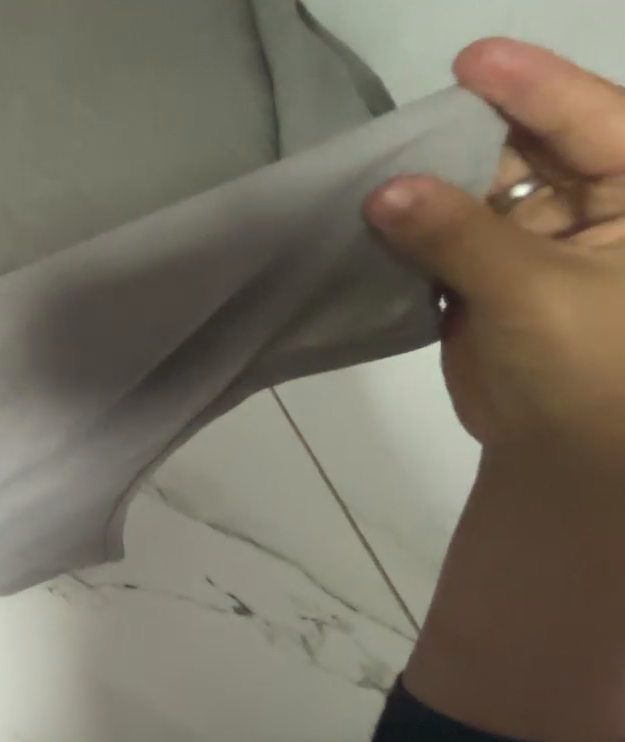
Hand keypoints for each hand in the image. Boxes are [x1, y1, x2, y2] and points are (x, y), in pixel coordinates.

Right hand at [363, 39, 624, 479]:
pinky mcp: (494, 285)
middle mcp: (601, 210)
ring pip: (481, 203)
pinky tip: (374, 221)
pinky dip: (411, 238)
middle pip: (532, 154)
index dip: (536, 88)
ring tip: (375, 171)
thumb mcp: (534, 292)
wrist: (570, 449)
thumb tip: (384, 191)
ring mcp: (543, 249)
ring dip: (430, 193)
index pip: (599, 121)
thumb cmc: (593, 365)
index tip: (469, 59)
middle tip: (404, 124)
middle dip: (470, 139)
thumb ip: (459, 238)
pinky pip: (449, 246)